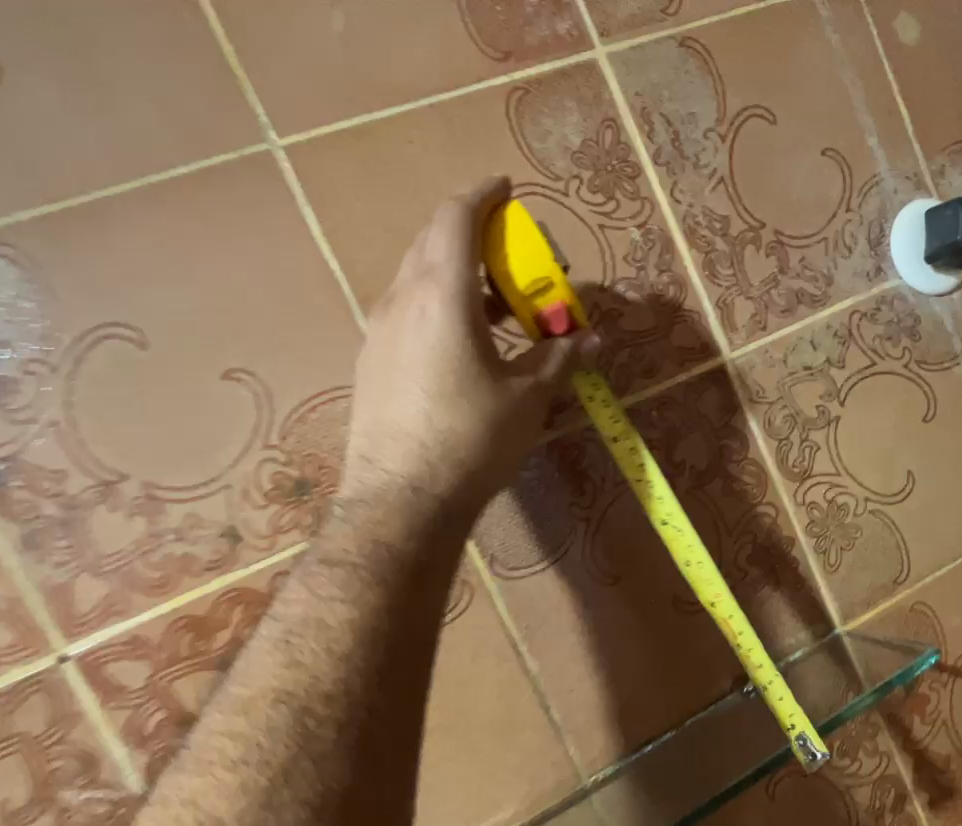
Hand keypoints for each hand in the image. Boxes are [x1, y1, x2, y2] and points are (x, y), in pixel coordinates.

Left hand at [340, 176, 597, 531]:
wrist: (400, 501)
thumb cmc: (471, 442)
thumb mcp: (526, 399)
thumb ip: (558, 359)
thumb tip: (591, 340)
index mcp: (441, 295)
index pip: (456, 218)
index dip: (483, 195)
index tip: (506, 188)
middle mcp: (401, 300)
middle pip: (433, 243)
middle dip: (475, 238)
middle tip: (514, 260)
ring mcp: (378, 331)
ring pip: (417, 279)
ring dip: (457, 277)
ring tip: (497, 307)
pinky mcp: (371, 362)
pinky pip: (407, 312)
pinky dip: (438, 307)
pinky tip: (463, 345)